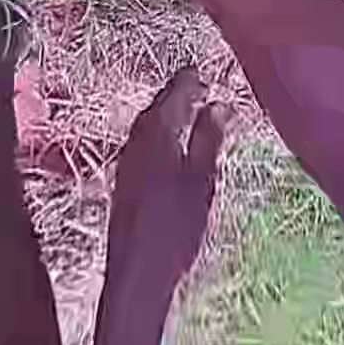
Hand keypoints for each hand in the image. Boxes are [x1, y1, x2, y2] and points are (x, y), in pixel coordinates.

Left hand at [92, 68, 226, 344]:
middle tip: (198, 85)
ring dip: (168, 111)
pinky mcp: (124, 175)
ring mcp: (127, 156)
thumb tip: (219, 103)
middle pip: (159, 104)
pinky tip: (171, 141)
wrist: (137, 273)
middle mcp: (137, 136)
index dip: (190, 80)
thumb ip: (208, 137)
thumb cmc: (176, 226)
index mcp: (157, 129)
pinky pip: (144, 137)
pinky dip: (160, 130)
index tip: (202, 71)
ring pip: (150, 120)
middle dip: (178, 93)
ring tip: (189, 109)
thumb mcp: (202, 179)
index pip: (174, 92)